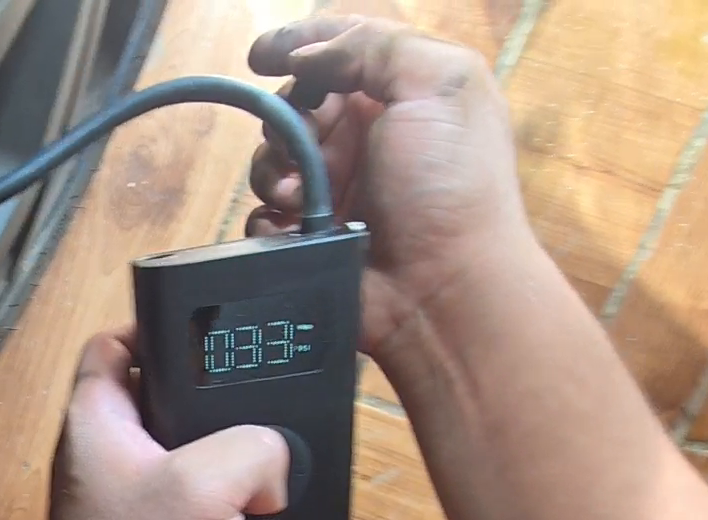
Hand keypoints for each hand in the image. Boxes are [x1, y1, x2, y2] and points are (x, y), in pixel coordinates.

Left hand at [36, 330, 288, 519]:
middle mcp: (98, 446)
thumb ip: (255, 450)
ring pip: (173, 447)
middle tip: (255, 394)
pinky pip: (179, 492)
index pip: (112, 344)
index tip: (205, 335)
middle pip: (153, 393)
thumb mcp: (207, 483)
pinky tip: (251, 502)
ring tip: (265, 450)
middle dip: (204, 392)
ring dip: (216, 449)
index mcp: (95, 415)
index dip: (152, 328)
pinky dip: (212, 493)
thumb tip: (268, 475)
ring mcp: (115, 490)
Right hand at [246, 17, 532, 363]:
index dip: (297, 43)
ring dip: (273, 171)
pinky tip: (292, 227)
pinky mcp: (307, 238)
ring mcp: (332, 191)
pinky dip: (269, 219)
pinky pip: (264, 218)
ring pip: (271, 162)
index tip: (258, 55)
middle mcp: (363, 139)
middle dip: (286, 117)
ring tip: (299, 198)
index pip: (341, 49)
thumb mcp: (438, 85)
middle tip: (303, 140)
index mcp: (400, 94)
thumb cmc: (449, 185)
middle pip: (295, 106)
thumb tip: (305, 54)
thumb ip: (374, 48)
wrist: (437, 287)